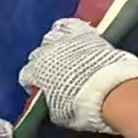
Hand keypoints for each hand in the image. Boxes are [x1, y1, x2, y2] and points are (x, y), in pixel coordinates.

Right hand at [18, 18, 137, 133]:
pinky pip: (68, 25)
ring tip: (61, 52)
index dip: (33, 84)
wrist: (111, 91)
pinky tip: (71, 34)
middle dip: (42, 64)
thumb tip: (48, 100)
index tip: (40, 90)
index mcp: (35, 73)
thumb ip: (49, 103)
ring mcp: (64, 42)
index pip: (26, 76)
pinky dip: (67, 28)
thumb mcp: (59, 112)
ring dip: (53, 45)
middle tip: (53, 73)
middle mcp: (44, 55)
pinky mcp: (83, 34)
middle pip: (36, 56)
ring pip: (49, 37)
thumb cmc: (82, 106)